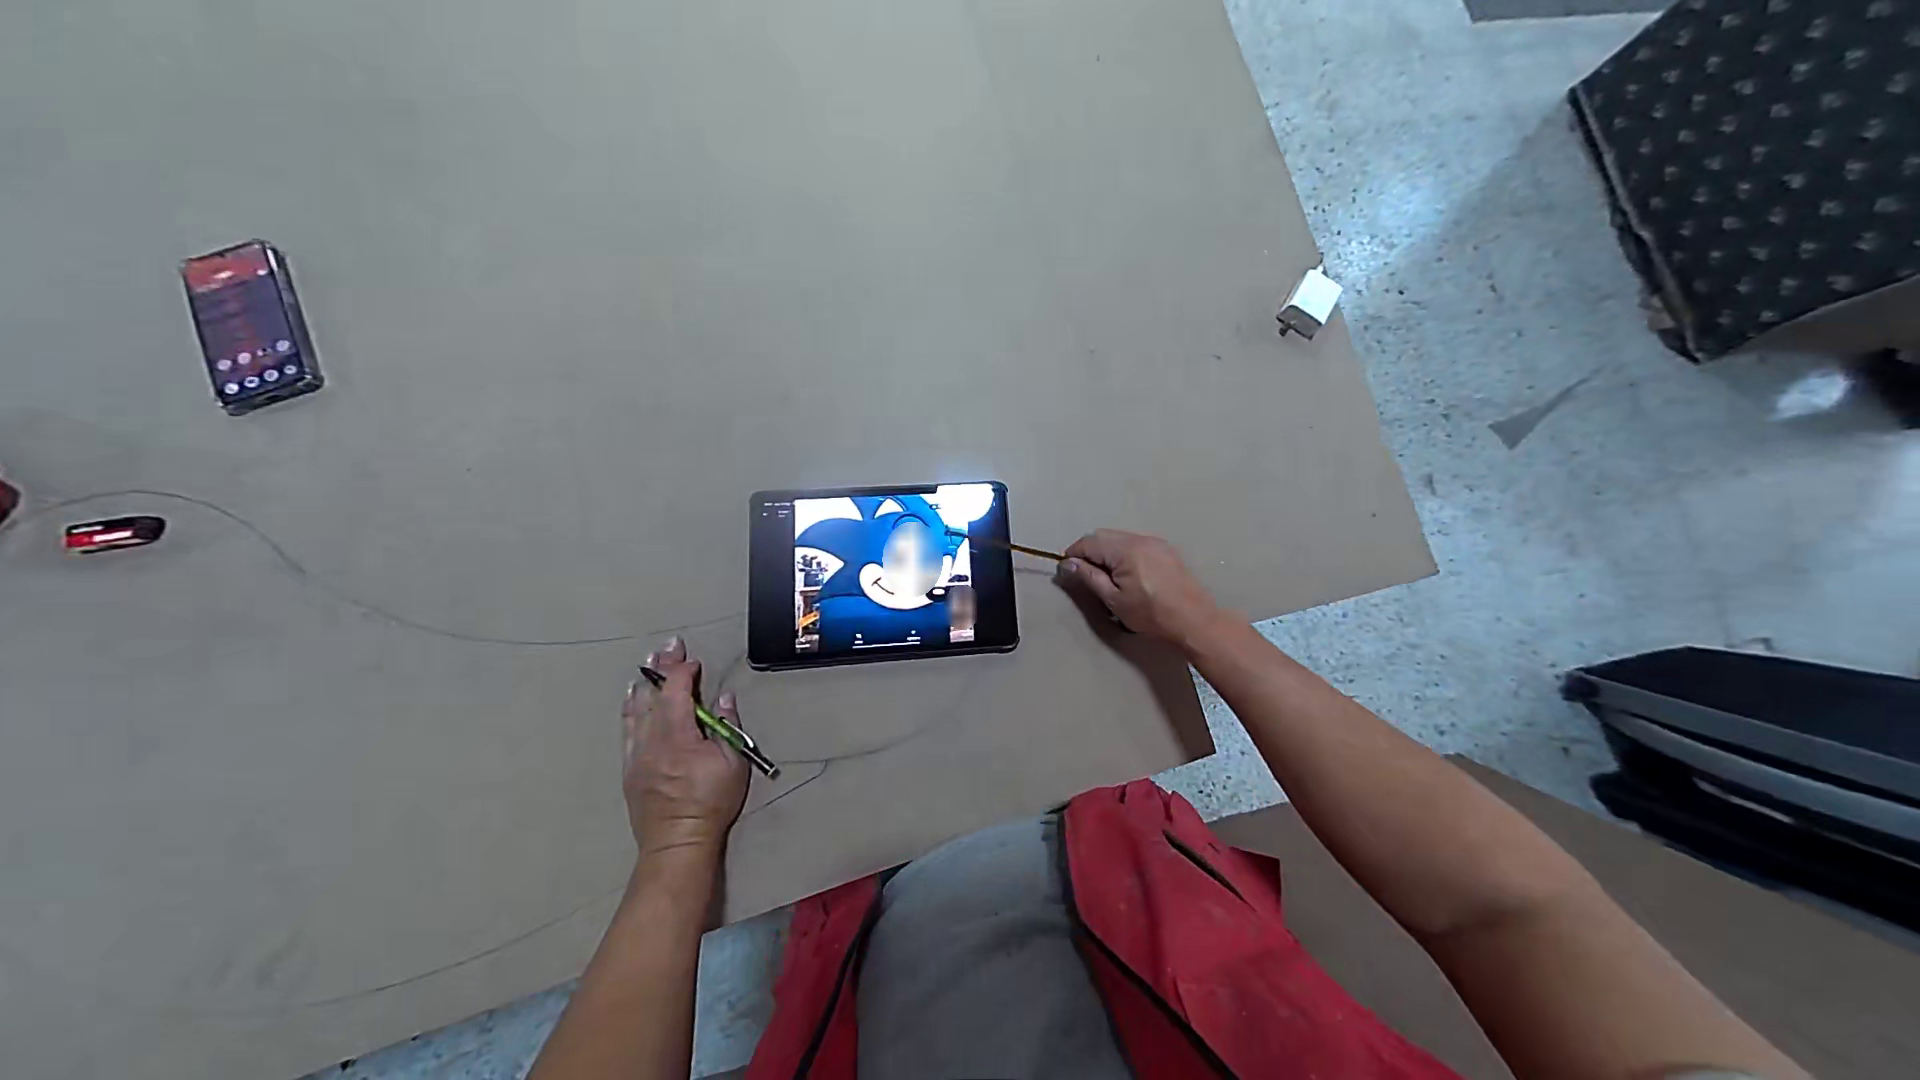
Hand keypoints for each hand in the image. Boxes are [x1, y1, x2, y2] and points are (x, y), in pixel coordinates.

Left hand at [622, 636, 748, 859]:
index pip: (676, 692)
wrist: (677, 841)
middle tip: (669, 646)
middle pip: (653, 695)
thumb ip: (728, 726)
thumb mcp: (733, 763)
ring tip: (649, 663)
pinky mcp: (629, 767)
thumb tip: (723, 698)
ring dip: (645, 683)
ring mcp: (637, 753)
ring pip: (636, 709)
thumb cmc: (711, 801)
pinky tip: (632, 698)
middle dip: (662, 668)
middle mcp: (652, 739)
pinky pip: (627, 729)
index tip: (694, 662)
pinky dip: (630, 708)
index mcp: (678, 736)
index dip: (683, 672)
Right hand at [1055, 529, 1226, 649]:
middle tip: (1085, 573)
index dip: (1074, 554)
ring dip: (1107, 551)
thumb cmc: (1152, 614)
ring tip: (1106, 575)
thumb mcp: (1114, 600)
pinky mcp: (1166, 549)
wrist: (1194, 620)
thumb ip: (1089, 577)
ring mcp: (1155, 542)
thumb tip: (1068, 564)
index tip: (1068, 569)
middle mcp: (1141, 539)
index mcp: (1126, 550)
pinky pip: (1136, 542)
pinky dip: (1124, 552)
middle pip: (1103, 535)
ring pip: (1120, 537)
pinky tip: (1126, 572)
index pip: (1089, 542)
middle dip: (1089, 550)